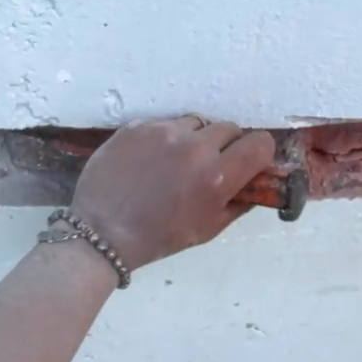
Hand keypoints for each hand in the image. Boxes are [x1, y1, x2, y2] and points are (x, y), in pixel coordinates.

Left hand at [69, 115, 276, 269]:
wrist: (103, 232)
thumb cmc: (158, 238)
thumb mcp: (206, 230)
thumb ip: (238, 203)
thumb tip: (256, 182)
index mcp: (216, 177)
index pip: (259, 143)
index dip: (258, 153)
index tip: (249, 162)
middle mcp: (194, 148)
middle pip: (229, 129)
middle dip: (226, 147)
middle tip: (209, 168)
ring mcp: (164, 132)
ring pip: (196, 123)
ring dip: (195, 139)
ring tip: (176, 164)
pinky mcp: (138, 126)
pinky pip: (165, 124)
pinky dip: (165, 139)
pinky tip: (152, 162)